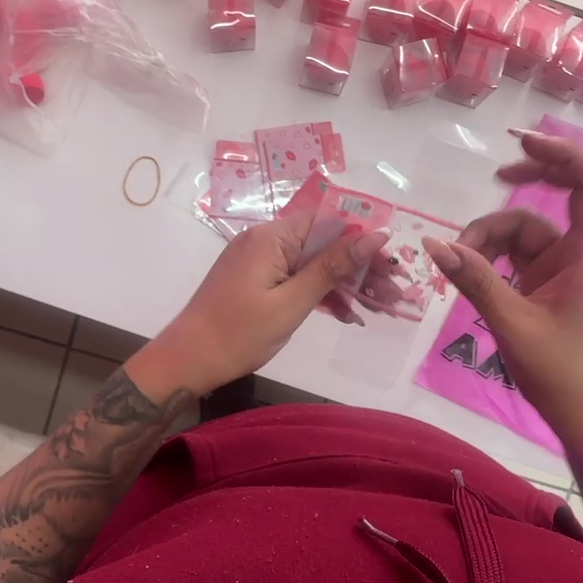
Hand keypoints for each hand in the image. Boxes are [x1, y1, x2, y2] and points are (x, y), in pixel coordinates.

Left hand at [131, 209, 389, 399]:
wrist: (187, 361)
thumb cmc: (238, 334)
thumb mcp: (291, 303)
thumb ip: (332, 268)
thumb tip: (374, 235)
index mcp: (272, 237)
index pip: (329, 221)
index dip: (364, 239)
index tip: (392, 264)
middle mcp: (266, 240)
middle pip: (324, 243)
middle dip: (361, 266)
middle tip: (395, 293)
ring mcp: (260, 261)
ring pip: (313, 263)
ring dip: (346, 283)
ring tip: (381, 306)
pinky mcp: (256, 281)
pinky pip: (296, 278)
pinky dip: (320, 294)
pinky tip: (348, 313)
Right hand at [421, 128, 582, 429]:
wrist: (581, 413)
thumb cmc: (559, 372)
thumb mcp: (511, 324)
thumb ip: (474, 280)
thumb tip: (433, 245)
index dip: (566, 155)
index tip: (523, 145)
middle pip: (566, 192)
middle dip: (530, 177)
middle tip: (494, 173)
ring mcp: (566, 267)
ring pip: (528, 227)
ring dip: (492, 235)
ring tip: (459, 262)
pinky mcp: (549, 282)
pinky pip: (518, 252)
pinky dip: (492, 256)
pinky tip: (467, 269)